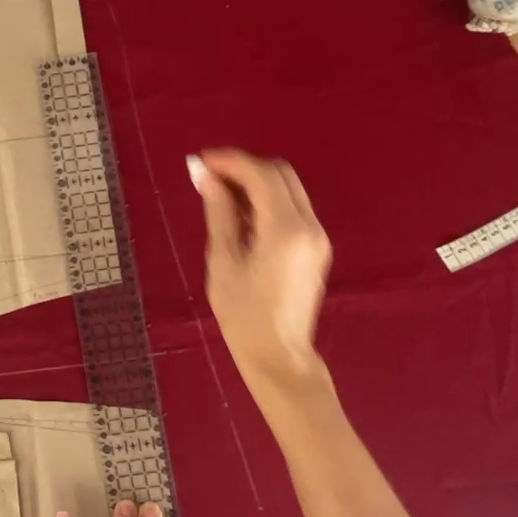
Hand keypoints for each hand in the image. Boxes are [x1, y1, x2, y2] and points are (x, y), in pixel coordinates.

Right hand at [189, 149, 332, 398]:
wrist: (278, 355)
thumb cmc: (242, 315)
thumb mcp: (223, 261)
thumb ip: (219, 212)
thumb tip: (204, 175)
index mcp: (285, 230)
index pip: (261, 175)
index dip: (230, 162)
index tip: (200, 163)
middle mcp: (309, 226)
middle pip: (280, 174)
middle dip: (244, 168)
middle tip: (208, 178)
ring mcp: (317, 236)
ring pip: (288, 188)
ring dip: (255, 183)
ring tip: (219, 197)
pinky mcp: (316, 246)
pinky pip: (292, 207)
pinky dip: (266, 200)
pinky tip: (240, 216)